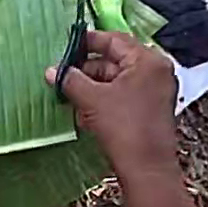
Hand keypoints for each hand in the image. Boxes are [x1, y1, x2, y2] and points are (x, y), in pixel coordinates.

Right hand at [45, 31, 197, 206]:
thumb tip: (52, 71)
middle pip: (116, 60)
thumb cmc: (122, 126)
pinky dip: (104, 97)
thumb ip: (70, 80)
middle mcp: (156, 71)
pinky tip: (84, 108)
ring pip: (117, 79)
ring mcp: (155, 90)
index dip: (88, 41)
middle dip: (87, 67)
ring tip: (69, 93)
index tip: (66, 45)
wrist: (146, 166)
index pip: (114, 40)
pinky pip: (123, 94)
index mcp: (147, 61)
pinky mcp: (150, 108)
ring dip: (92, 84)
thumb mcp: (91, 99)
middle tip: (62, 74)